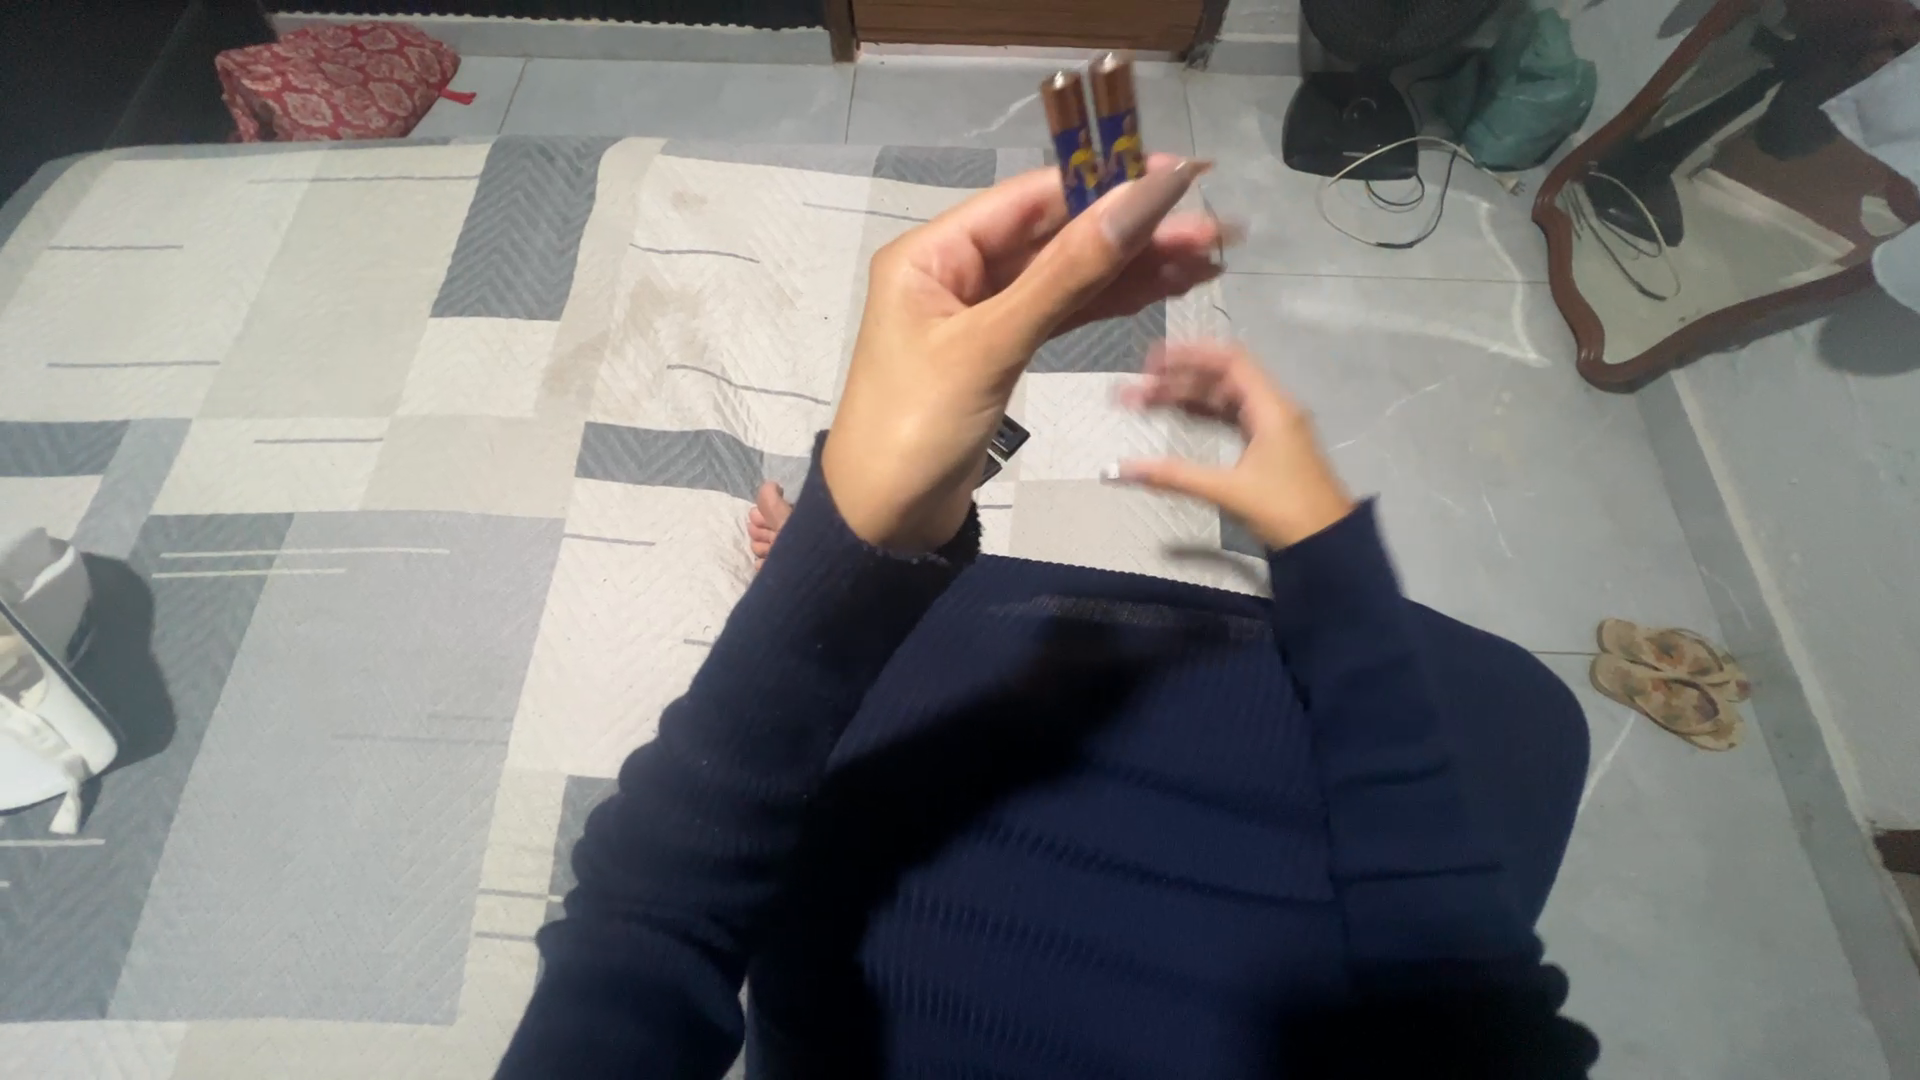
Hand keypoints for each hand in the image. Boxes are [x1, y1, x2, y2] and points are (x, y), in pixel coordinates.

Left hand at [824, 156, 1222, 552]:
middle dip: (1129, 232)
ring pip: (1064, 278)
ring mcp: (980, 315)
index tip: (1178, 176)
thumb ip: (1064, 276)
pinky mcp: (1000, 354)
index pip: (1029, 201)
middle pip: (1053, 238)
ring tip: (1202, 261)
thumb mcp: (988, 347)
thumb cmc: (917, 429)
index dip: (1104, 184)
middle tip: (1210, 231)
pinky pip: (1059, 316)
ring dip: (1129, 269)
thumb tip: (1138, 201)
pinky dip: (1105, 304)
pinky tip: (1158, 289)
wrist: (887, 520)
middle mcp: (956, 273)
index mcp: (932, 254)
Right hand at [1112, 343, 1354, 548]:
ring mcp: (1272, 427)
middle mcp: (1274, 408)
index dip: (1189, 355)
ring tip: (1148, 401)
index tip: (1152, 361)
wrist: (1326, 542)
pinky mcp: (1268, 446)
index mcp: (1271, 408)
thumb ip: (1172, 476)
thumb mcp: (1225, 491)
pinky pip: (1230, 418)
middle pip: (1221, 379)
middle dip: (1178, 380)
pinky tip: (1177, 418)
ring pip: (1224, 399)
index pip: (1229, 361)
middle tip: (1137, 390)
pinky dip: (1202, 414)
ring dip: (1187, 397)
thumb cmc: (1282, 509)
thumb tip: (1119, 469)